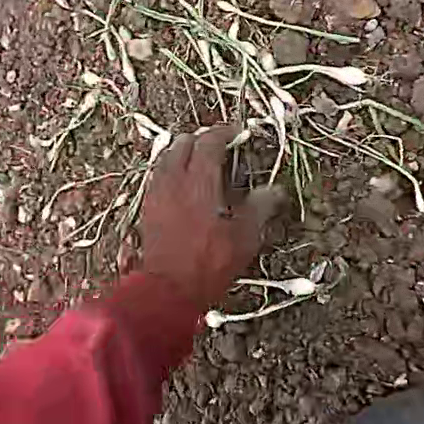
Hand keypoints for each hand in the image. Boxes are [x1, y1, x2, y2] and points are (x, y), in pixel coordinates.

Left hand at [138, 125, 283, 305]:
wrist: (167, 291)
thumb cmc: (210, 262)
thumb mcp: (245, 236)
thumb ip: (260, 207)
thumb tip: (275, 190)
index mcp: (200, 181)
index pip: (210, 142)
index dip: (225, 132)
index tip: (239, 132)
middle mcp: (175, 180)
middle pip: (184, 144)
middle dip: (202, 139)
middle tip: (220, 144)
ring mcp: (157, 193)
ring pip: (167, 157)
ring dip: (184, 152)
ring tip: (199, 158)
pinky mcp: (148, 208)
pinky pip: (158, 175)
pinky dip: (172, 168)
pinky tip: (182, 181)